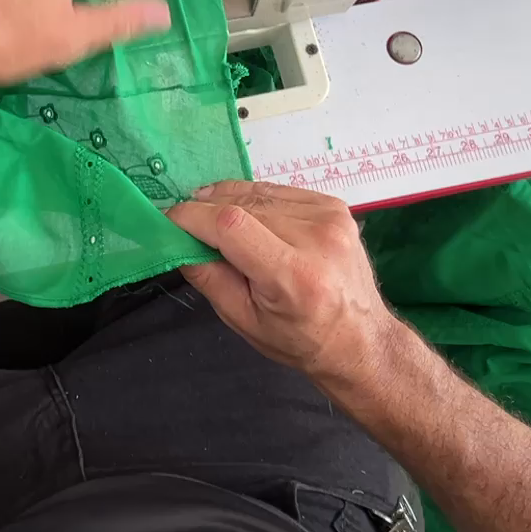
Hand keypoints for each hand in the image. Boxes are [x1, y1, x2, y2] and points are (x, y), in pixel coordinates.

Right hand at [167, 181, 411, 390]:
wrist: (362, 340)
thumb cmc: (298, 340)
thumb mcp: (242, 320)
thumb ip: (207, 276)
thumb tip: (176, 239)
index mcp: (293, 276)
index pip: (231, 226)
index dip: (193, 217)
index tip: (168, 220)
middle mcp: (316, 238)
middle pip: (242, 204)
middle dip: (205, 208)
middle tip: (186, 223)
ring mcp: (330, 217)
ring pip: (257, 192)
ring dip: (228, 201)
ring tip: (212, 217)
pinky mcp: (335, 205)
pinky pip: (278, 191)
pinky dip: (255, 199)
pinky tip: (249, 216)